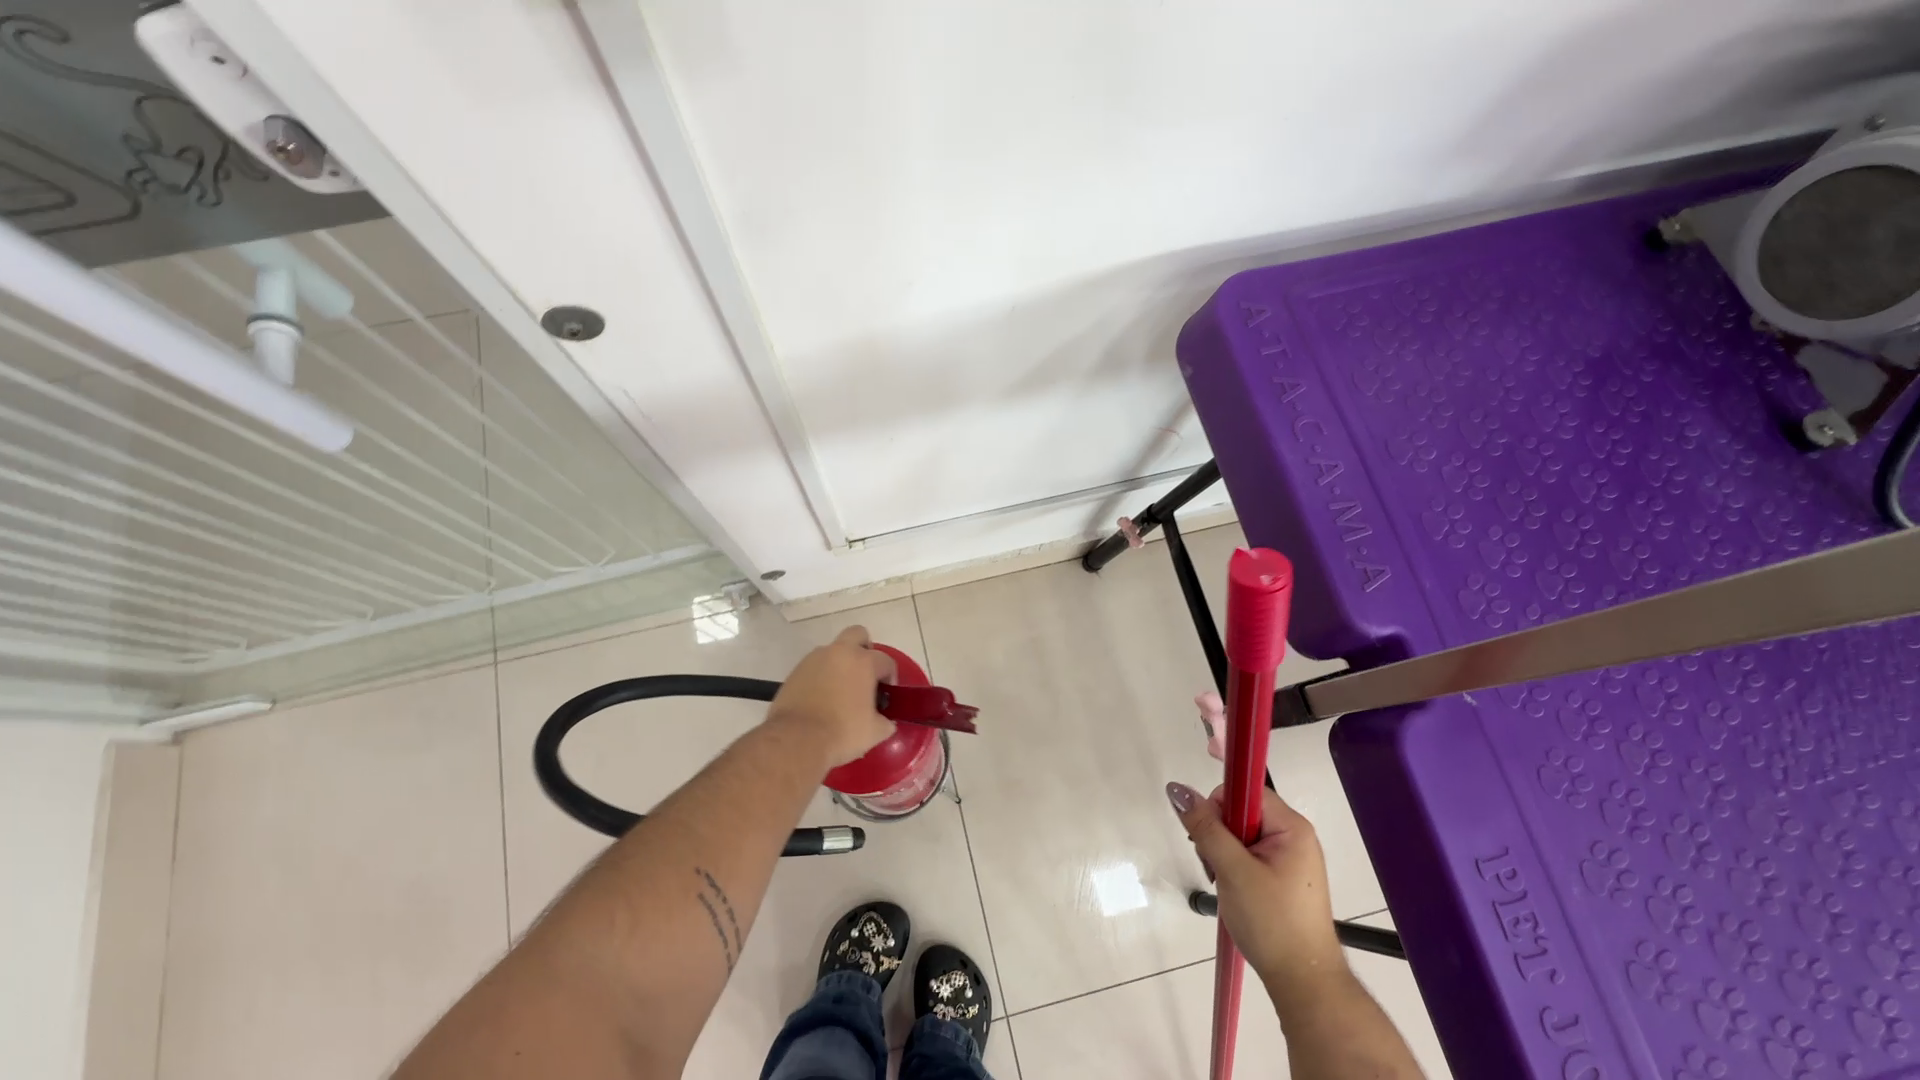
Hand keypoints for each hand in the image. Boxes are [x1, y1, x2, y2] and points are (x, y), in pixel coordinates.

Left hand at [769, 626, 897, 767]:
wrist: (796, 739)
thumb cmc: (842, 732)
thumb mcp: (875, 732)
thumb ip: (885, 721)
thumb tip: (885, 721)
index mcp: (864, 662)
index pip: (886, 660)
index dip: (890, 677)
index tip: (886, 694)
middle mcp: (839, 652)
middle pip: (858, 634)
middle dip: (864, 650)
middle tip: (864, 676)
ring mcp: (814, 659)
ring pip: (833, 651)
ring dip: (840, 664)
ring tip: (840, 691)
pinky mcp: (795, 671)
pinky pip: (815, 666)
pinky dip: (821, 676)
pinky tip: (821, 698)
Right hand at [1167, 781, 1349, 1005]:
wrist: (1302, 980)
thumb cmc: (1271, 922)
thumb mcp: (1233, 871)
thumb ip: (1205, 828)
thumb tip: (1177, 789)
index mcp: (1291, 827)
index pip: (1245, 791)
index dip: (1220, 806)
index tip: (1208, 837)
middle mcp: (1293, 835)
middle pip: (1241, 812)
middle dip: (1218, 834)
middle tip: (1216, 868)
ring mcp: (1289, 857)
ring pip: (1241, 835)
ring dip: (1222, 853)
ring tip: (1224, 884)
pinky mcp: (1282, 876)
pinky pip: (1249, 854)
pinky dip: (1233, 867)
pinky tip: (1232, 890)